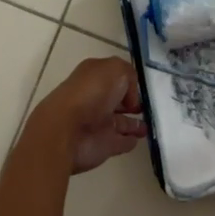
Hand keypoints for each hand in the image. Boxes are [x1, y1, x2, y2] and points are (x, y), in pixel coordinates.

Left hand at [27, 57, 147, 173]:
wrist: (65, 130)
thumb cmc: (91, 92)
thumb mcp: (116, 69)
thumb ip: (129, 76)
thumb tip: (131, 97)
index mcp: (95, 77)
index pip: (115, 77)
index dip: (128, 81)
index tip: (143, 87)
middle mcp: (96, 99)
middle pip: (117, 100)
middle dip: (132, 102)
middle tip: (149, 106)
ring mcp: (99, 124)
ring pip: (121, 122)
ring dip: (134, 124)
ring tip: (149, 124)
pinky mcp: (103, 146)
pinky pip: (121, 142)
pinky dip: (129, 141)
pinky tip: (138, 140)